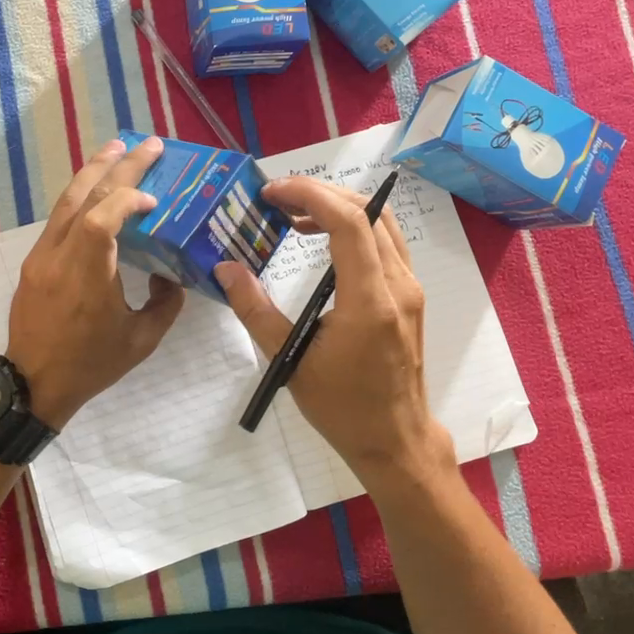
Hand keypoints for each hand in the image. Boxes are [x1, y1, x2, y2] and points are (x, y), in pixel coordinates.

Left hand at [6, 137, 185, 427]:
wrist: (33, 384)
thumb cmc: (91, 365)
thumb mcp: (141, 340)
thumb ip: (164, 302)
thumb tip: (169, 274)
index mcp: (86, 277)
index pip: (100, 218)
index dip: (127, 197)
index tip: (153, 199)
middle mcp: (58, 258)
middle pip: (82, 197)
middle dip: (116, 166)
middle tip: (146, 146)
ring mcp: (41, 257)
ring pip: (64, 202)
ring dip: (92, 172)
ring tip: (116, 149)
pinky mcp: (33, 262)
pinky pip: (57, 219)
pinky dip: (79, 196)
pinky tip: (94, 188)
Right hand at [213, 176, 454, 482]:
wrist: (396, 441)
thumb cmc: (342, 407)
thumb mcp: (290, 361)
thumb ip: (256, 311)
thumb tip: (225, 268)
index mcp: (370, 301)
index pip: (349, 222)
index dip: (310, 195)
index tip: (271, 194)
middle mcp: (398, 286)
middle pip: (368, 212)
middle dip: (320, 193)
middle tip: (276, 198)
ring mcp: (409, 289)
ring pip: (381, 222)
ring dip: (338, 207)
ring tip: (293, 214)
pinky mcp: (408, 296)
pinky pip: (384, 242)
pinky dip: (353, 226)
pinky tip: (320, 239)